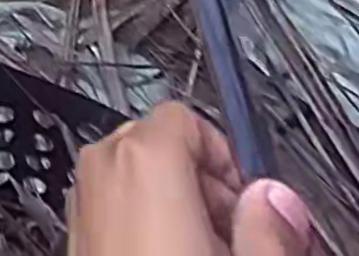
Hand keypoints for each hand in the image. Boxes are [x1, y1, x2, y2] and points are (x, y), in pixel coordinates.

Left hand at [69, 101, 310, 255]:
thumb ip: (270, 229)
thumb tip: (278, 199)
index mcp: (145, 160)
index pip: (187, 119)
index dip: (228, 157)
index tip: (254, 202)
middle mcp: (105, 164)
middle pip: (162, 142)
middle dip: (208, 182)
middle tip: (243, 240)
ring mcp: (86, 193)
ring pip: (140, 173)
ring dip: (180, 203)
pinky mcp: (79, 224)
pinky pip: (119, 199)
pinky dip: (149, 218)